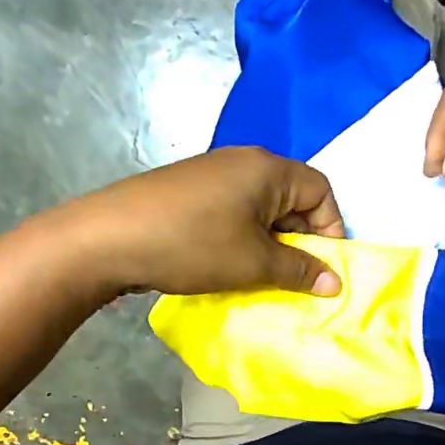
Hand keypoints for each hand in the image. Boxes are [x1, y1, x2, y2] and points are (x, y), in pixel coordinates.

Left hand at [48, 146, 345, 297]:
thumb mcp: (253, 263)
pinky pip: (229, 212)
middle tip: (288, 277)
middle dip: (296, 239)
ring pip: (257, 209)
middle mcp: (242, 161)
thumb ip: (299, 271)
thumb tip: (336, 282)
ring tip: (255, 275)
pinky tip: (223, 263)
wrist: (109, 237)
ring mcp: (210, 174)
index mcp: (267, 168)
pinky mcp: (186, 190)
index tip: (319, 267)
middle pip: (290, 198)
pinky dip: (237, 238)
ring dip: (265, 243)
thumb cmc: (193, 245)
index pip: (320, 191)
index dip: (329, 229)